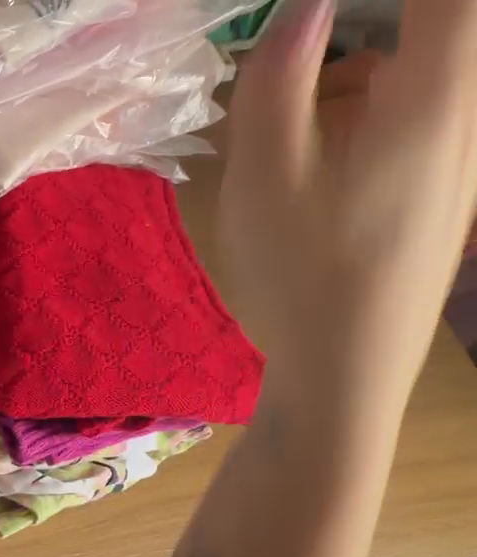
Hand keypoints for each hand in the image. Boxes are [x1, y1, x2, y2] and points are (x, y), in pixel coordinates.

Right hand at [219, 0, 476, 416]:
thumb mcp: (265, 177)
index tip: (316, 7)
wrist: (351, 356)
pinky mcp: (445, 179)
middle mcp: (469, 107)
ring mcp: (463, 146)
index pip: (441, 1)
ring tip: (282, 127)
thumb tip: (300, 8)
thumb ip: (277, 87)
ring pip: (417, 76)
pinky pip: (415, 115)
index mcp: (435, 92)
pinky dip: (363, 114)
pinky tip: (310, 162)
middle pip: (431, 34)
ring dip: (351, 80)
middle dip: (357, 36)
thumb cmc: (302, 267)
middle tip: (282, 73)